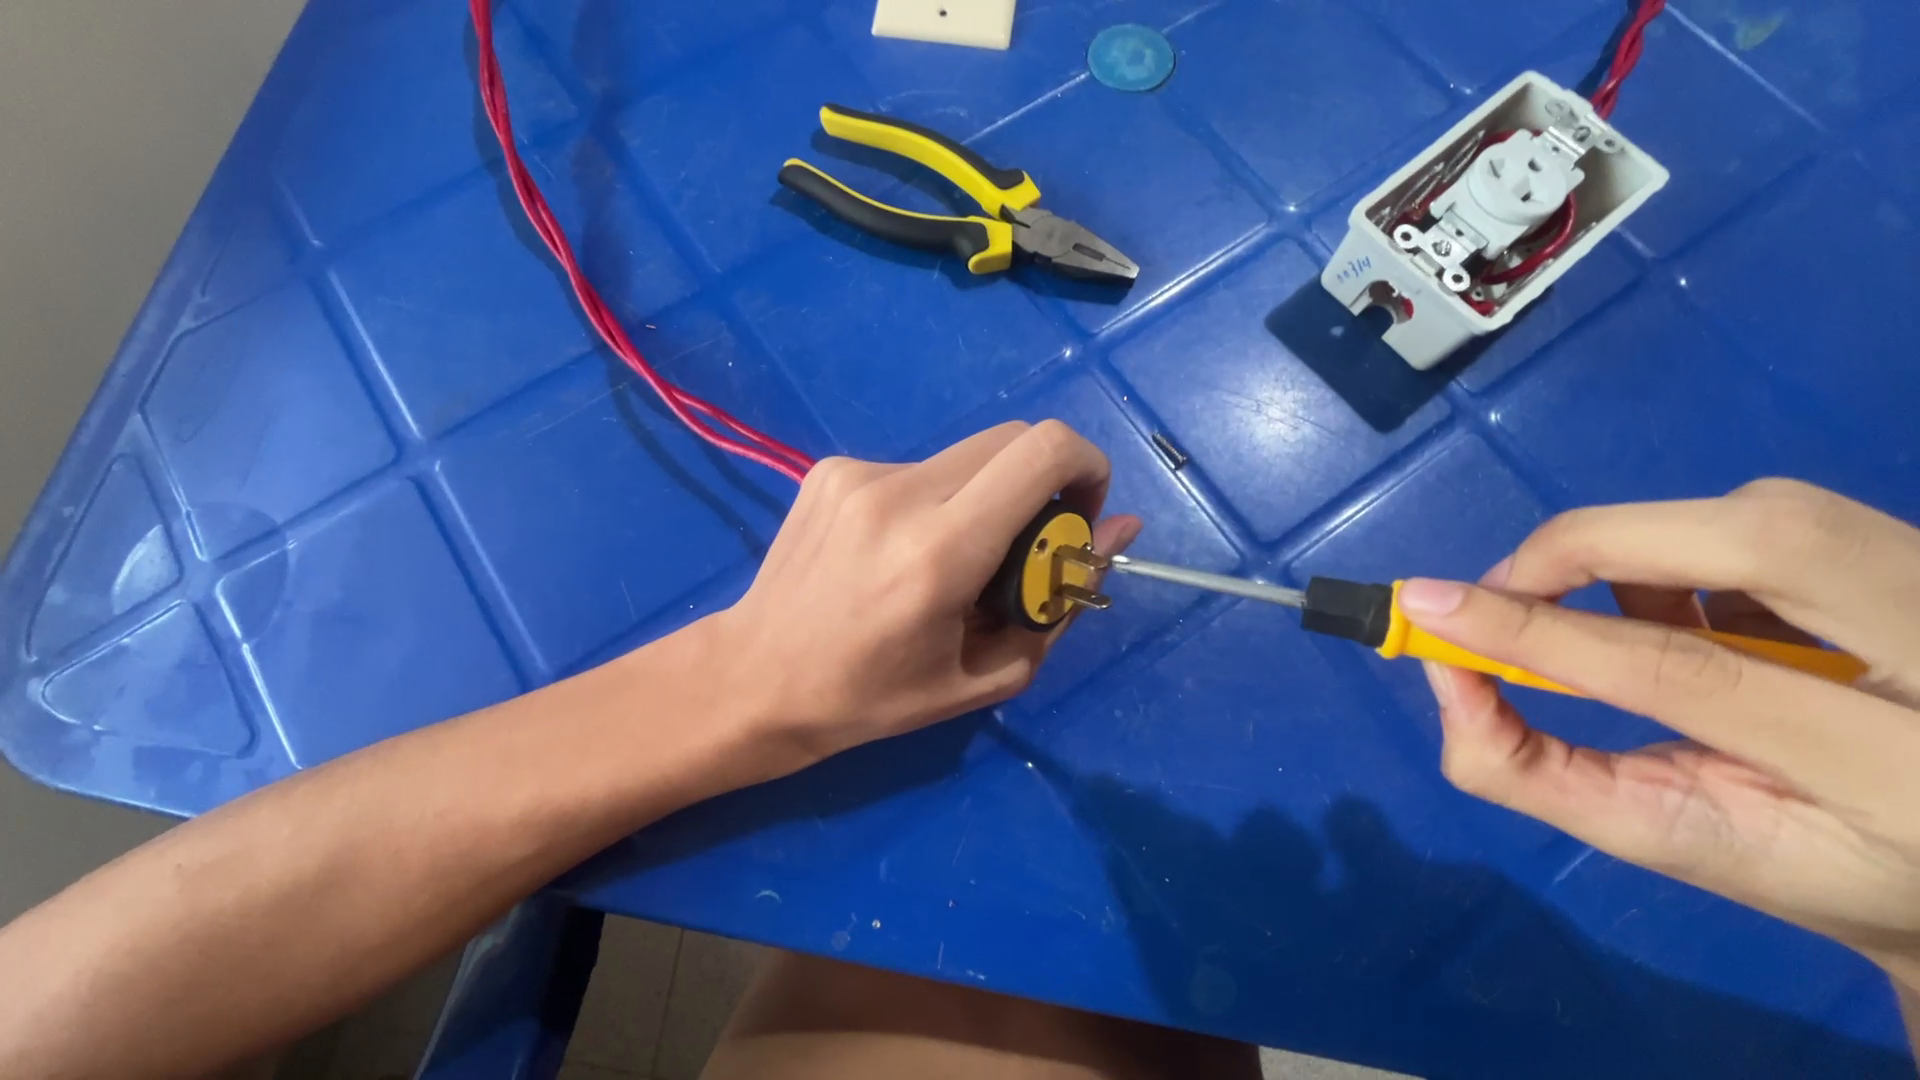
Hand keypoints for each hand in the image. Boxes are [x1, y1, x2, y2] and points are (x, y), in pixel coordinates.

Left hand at [719, 421, 1139, 769]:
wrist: (756, 678)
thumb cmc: (874, 698)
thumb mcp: (987, 675)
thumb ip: (1062, 601)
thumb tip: (1120, 529)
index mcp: (941, 551)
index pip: (1044, 451)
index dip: (1088, 467)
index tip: (1081, 514)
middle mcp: (899, 493)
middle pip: (1012, 440)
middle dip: (1042, 483)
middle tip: (1026, 545)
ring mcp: (857, 473)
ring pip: (964, 458)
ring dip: (982, 499)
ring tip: (948, 563)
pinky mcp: (829, 468)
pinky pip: (916, 468)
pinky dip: (932, 502)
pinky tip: (898, 552)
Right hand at [1400, 479, 1919, 983]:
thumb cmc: (1805, 864)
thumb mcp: (1664, 841)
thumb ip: (1535, 771)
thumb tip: (1443, 675)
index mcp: (1898, 778)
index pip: (1682, 675)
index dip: (1536, 632)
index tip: (1423, 605)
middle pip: (1762, 538)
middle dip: (1590, 546)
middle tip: (1508, 589)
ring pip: (1768, 513)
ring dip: (1642, 552)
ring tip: (1618, 621)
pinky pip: (1778, 521)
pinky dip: (1693, 554)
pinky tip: (1698, 613)